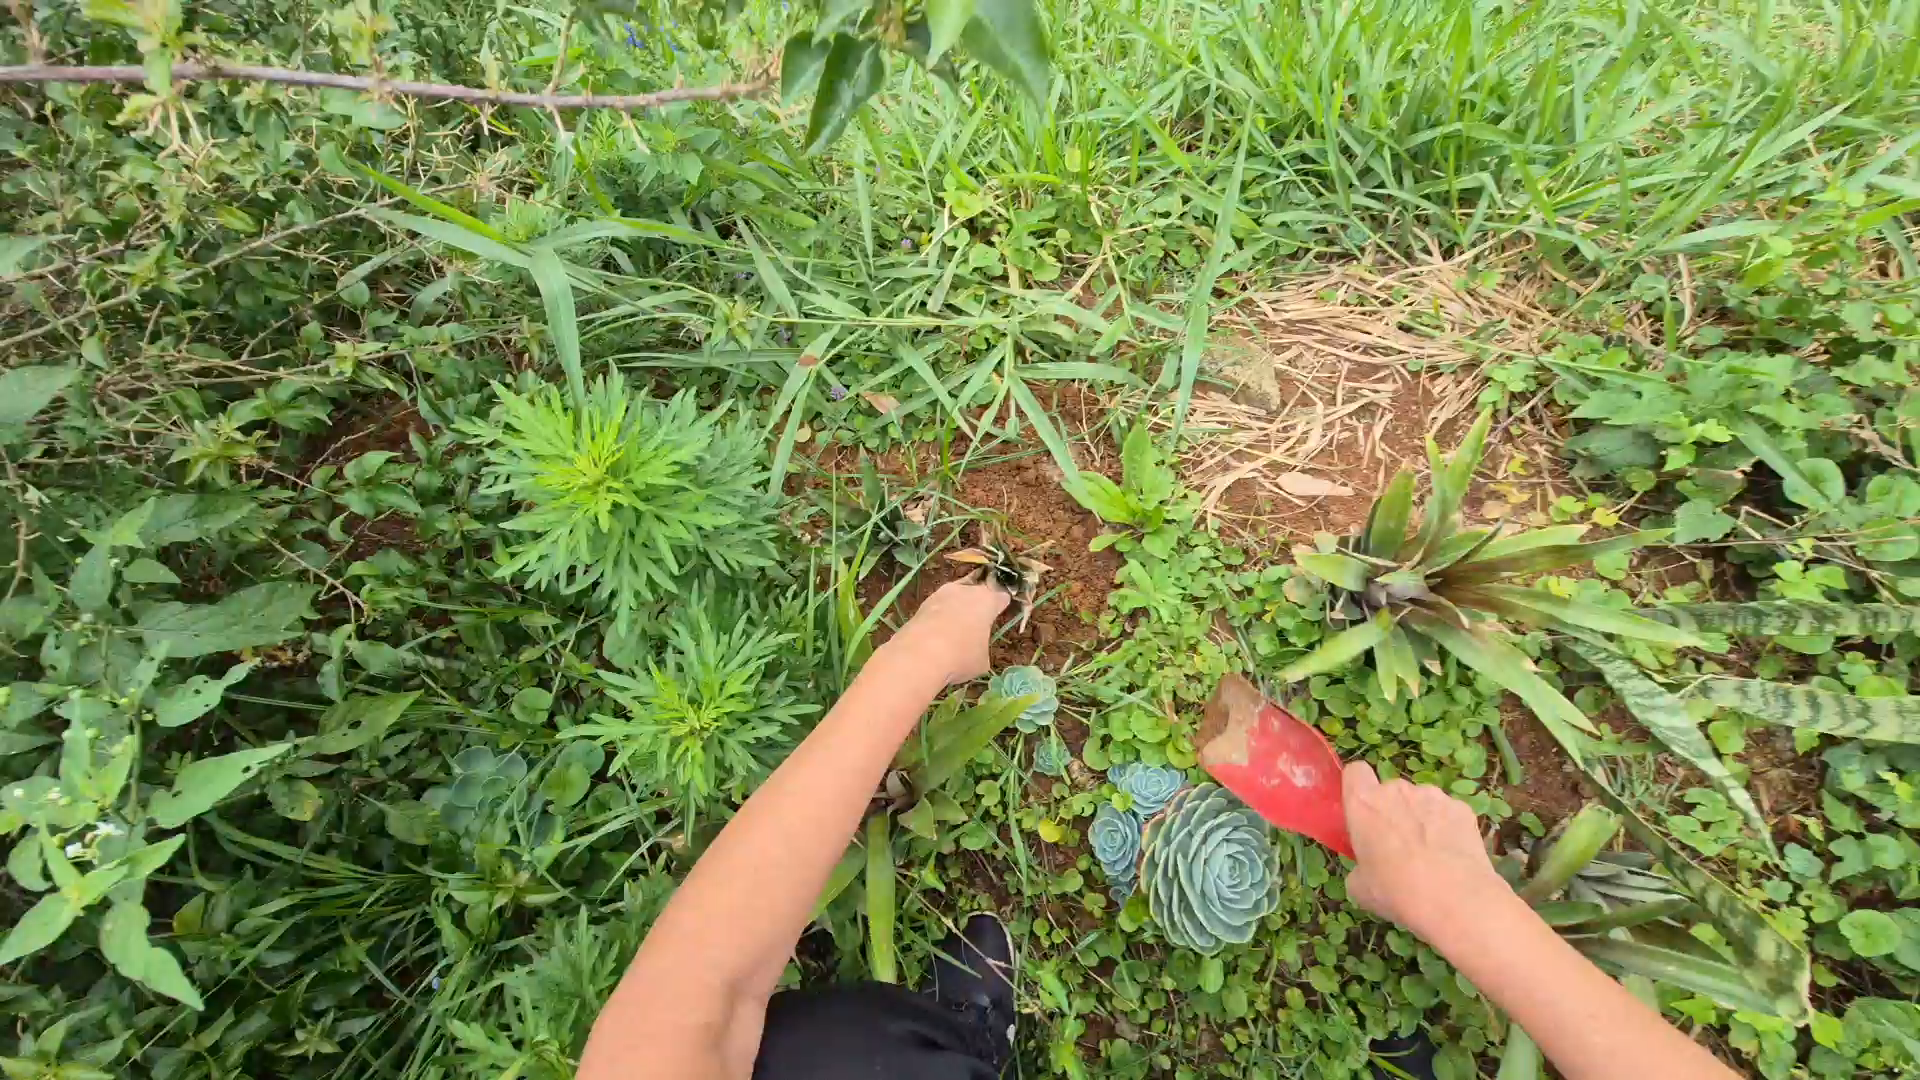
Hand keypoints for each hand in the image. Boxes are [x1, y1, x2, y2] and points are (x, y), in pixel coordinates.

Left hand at [885, 578, 1009, 683]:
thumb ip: (982, 647)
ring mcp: (941, 594)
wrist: (919, 655)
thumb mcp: (982, 660)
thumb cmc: (961, 656)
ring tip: (955, 628)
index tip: (999, 615)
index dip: (1001, 606)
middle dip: (977, 603)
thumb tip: (974, 650)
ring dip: (956, 608)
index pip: (1001, 597)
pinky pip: (937, 608)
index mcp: (987, 600)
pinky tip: (937, 634)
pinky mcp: (922, 604)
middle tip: (977, 621)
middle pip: (976, 591)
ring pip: (954, 597)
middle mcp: (965, 591)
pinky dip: (939, 617)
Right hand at [1342, 761, 1505, 941]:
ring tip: (1431, 853)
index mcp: (1363, 802)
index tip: (1363, 812)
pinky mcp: (1462, 809)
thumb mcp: (1360, 887)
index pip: (1355, 772)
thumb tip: (1366, 871)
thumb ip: (1358, 866)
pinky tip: (1454, 856)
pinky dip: (1448, 828)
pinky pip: (1448, 813)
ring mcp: (1432, 796)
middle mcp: (1395, 790)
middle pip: (1390, 790)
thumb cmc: (1397, 891)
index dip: (1358, 789)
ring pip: (1421, 801)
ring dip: (1421, 818)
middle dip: (1393, 810)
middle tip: (1397, 844)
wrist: (1458, 902)